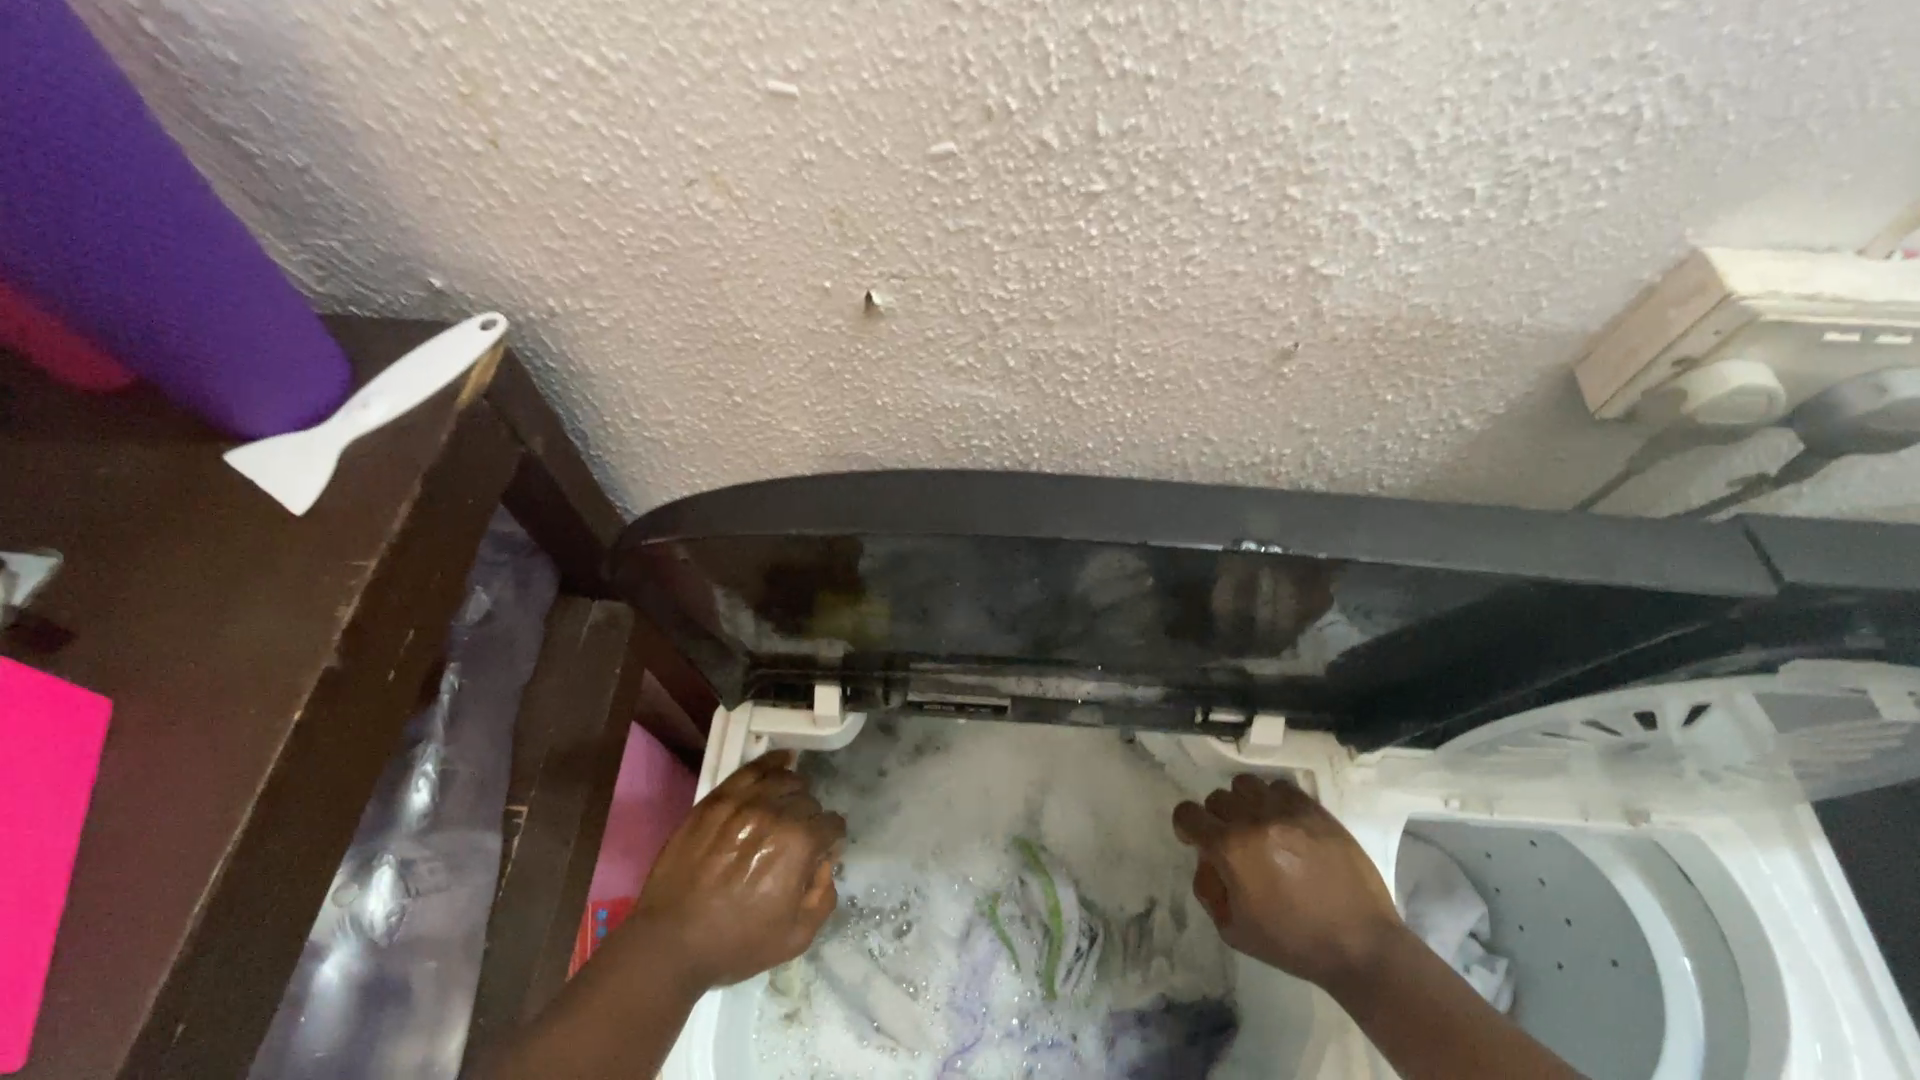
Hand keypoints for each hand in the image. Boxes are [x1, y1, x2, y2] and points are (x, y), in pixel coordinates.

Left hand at [631, 750, 845, 992]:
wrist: (672, 943)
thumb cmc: (737, 944)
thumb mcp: (797, 936)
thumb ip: (823, 895)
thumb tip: (825, 863)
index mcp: (799, 845)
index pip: (831, 825)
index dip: (831, 839)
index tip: (823, 851)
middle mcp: (774, 814)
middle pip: (807, 802)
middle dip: (810, 818)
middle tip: (799, 837)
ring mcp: (741, 803)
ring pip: (782, 780)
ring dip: (793, 791)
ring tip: (787, 804)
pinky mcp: (714, 802)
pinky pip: (749, 770)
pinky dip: (770, 762)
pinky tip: (781, 760)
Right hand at [1172, 774, 1403, 989]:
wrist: (1359, 944)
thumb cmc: (1292, 943)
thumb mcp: (1233, 930)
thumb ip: (1208, 890)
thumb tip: (1207, 861)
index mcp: (1230, 849)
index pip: (1188, 813)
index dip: (1186, 827)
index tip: (1197, 842)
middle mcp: (1254, 820)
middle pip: (1217, 798)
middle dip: (1217, 819)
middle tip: (1234, 843)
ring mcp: (1288, 812)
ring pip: (1247, 785)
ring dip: (1244, 803)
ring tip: (1258, 826)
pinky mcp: (1316, 811)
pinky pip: (1281, 787)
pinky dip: (1274, 800)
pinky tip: (1284, 824)